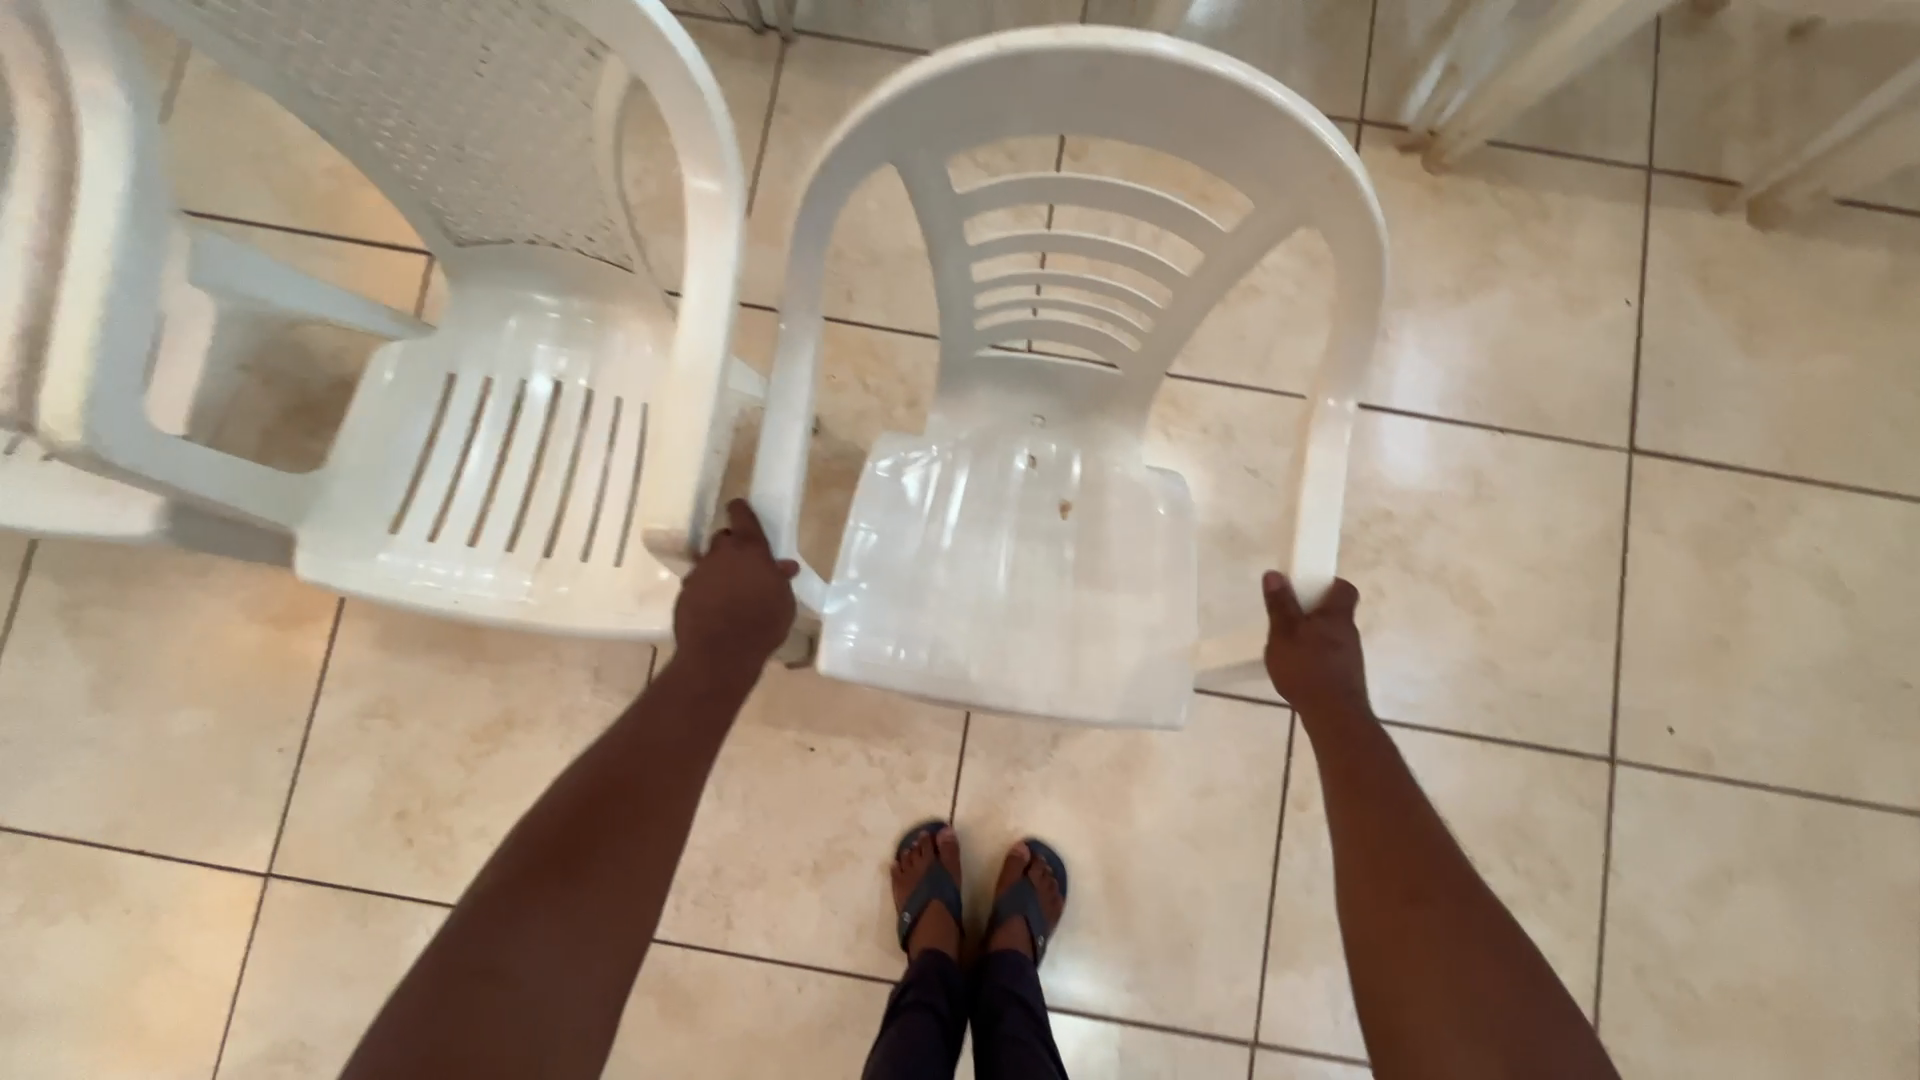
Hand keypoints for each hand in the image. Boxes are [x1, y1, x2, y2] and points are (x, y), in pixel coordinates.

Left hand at [673, 500, 799, 673]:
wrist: (719, 654)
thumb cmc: (762, 624)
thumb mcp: (784, 603)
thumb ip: (781, 580)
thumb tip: (784, 566)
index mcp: (751, 550)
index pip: (742, 517)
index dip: (741, 510)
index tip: (738, 505)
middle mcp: (721, 554)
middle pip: (723, 537)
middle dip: (732, 544)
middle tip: (744, 561)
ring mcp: (699, 573)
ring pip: (709, 561)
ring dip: (719, 568)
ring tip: (731, 589)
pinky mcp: (684, 593)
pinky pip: (698, 583)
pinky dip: (707, 589)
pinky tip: (716, 607)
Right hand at [1262, 572, 1373, 724]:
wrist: (1333, 716)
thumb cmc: (1306, 668)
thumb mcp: (1283, 633)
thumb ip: (1280, 605)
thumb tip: (1275, 574)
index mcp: (1336, 616)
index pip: (1344, 588)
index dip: (1327, 583)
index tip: (1305, 587)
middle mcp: (1349, 633)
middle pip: (1334, 613)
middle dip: (1311, 612)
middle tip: (1285, 619)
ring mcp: (1350, 656)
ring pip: (1330, 636)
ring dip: (1311, 636)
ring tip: (1286, 648)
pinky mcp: (1346, 677)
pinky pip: (1329, 656)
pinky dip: (1314, 657)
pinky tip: (1297, 670)